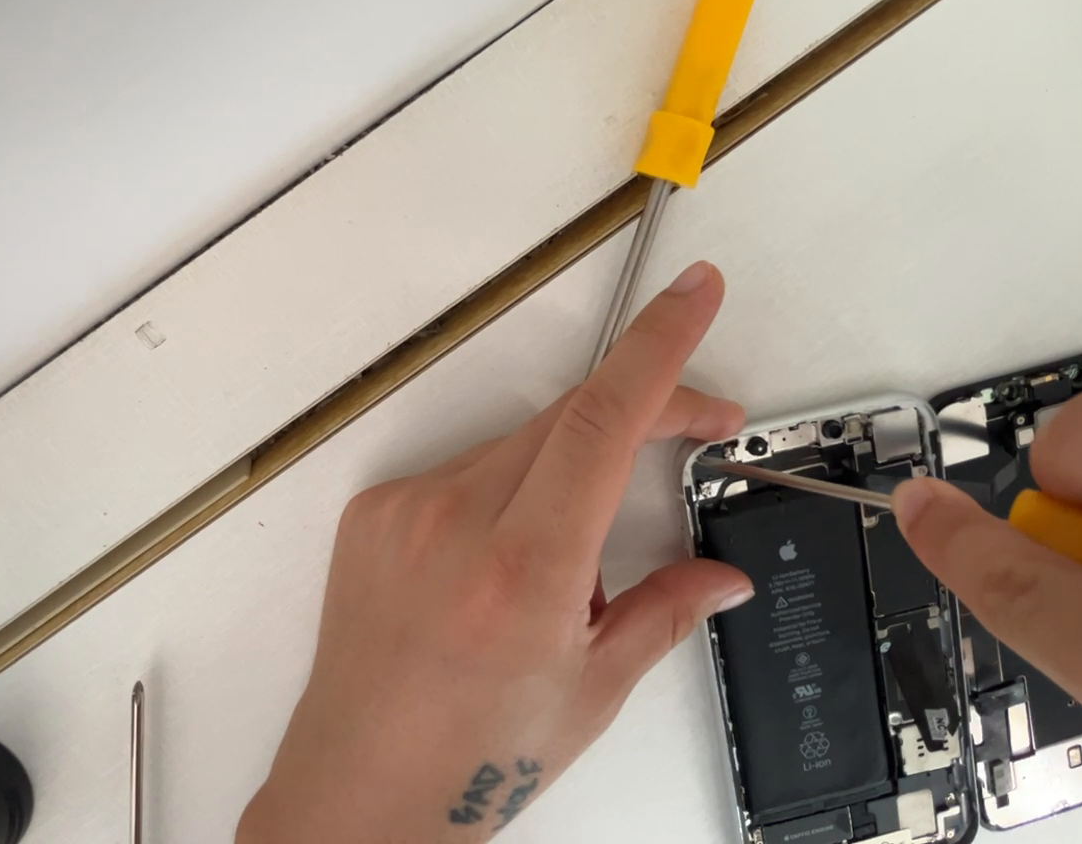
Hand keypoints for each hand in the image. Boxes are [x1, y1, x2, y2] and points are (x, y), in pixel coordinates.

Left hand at [238, 261, 752, 843]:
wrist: (359, 787)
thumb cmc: (468, 758)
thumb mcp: (589, 692)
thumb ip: (666, 613)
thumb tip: (722, 576)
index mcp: (523, 570)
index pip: (605, 421)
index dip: (660, 347)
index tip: (696, 293)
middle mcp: (456, 522)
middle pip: (574, 415)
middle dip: (643, 410)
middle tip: (691, 430)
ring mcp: (408, 507)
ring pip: (524, 441)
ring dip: (567, 472)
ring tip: (560, 558)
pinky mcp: (378, 506)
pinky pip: (469, 466)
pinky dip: (507, 491)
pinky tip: (496, 557)